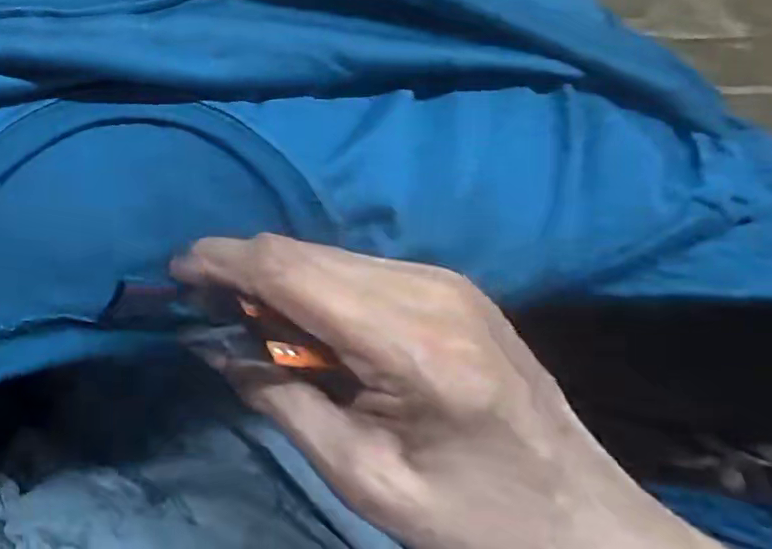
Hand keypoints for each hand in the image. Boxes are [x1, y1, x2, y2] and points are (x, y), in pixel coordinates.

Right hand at [171, 235, 718, 548]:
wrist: (593, 531)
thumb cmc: (478, 527)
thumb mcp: (367, 482)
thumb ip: (281, 402)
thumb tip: (213, 345)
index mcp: (414, 347)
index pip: (290, 271)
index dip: (223, 261)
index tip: (177, 270)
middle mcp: (427, 290)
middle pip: (300, 252)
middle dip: (240, 266)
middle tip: (202, 301)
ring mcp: (441, 277)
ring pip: (321, 251)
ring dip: (272, 273)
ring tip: (246, 313)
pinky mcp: (445, 279)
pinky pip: (349, 263)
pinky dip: (308, 280)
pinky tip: (302, 318)